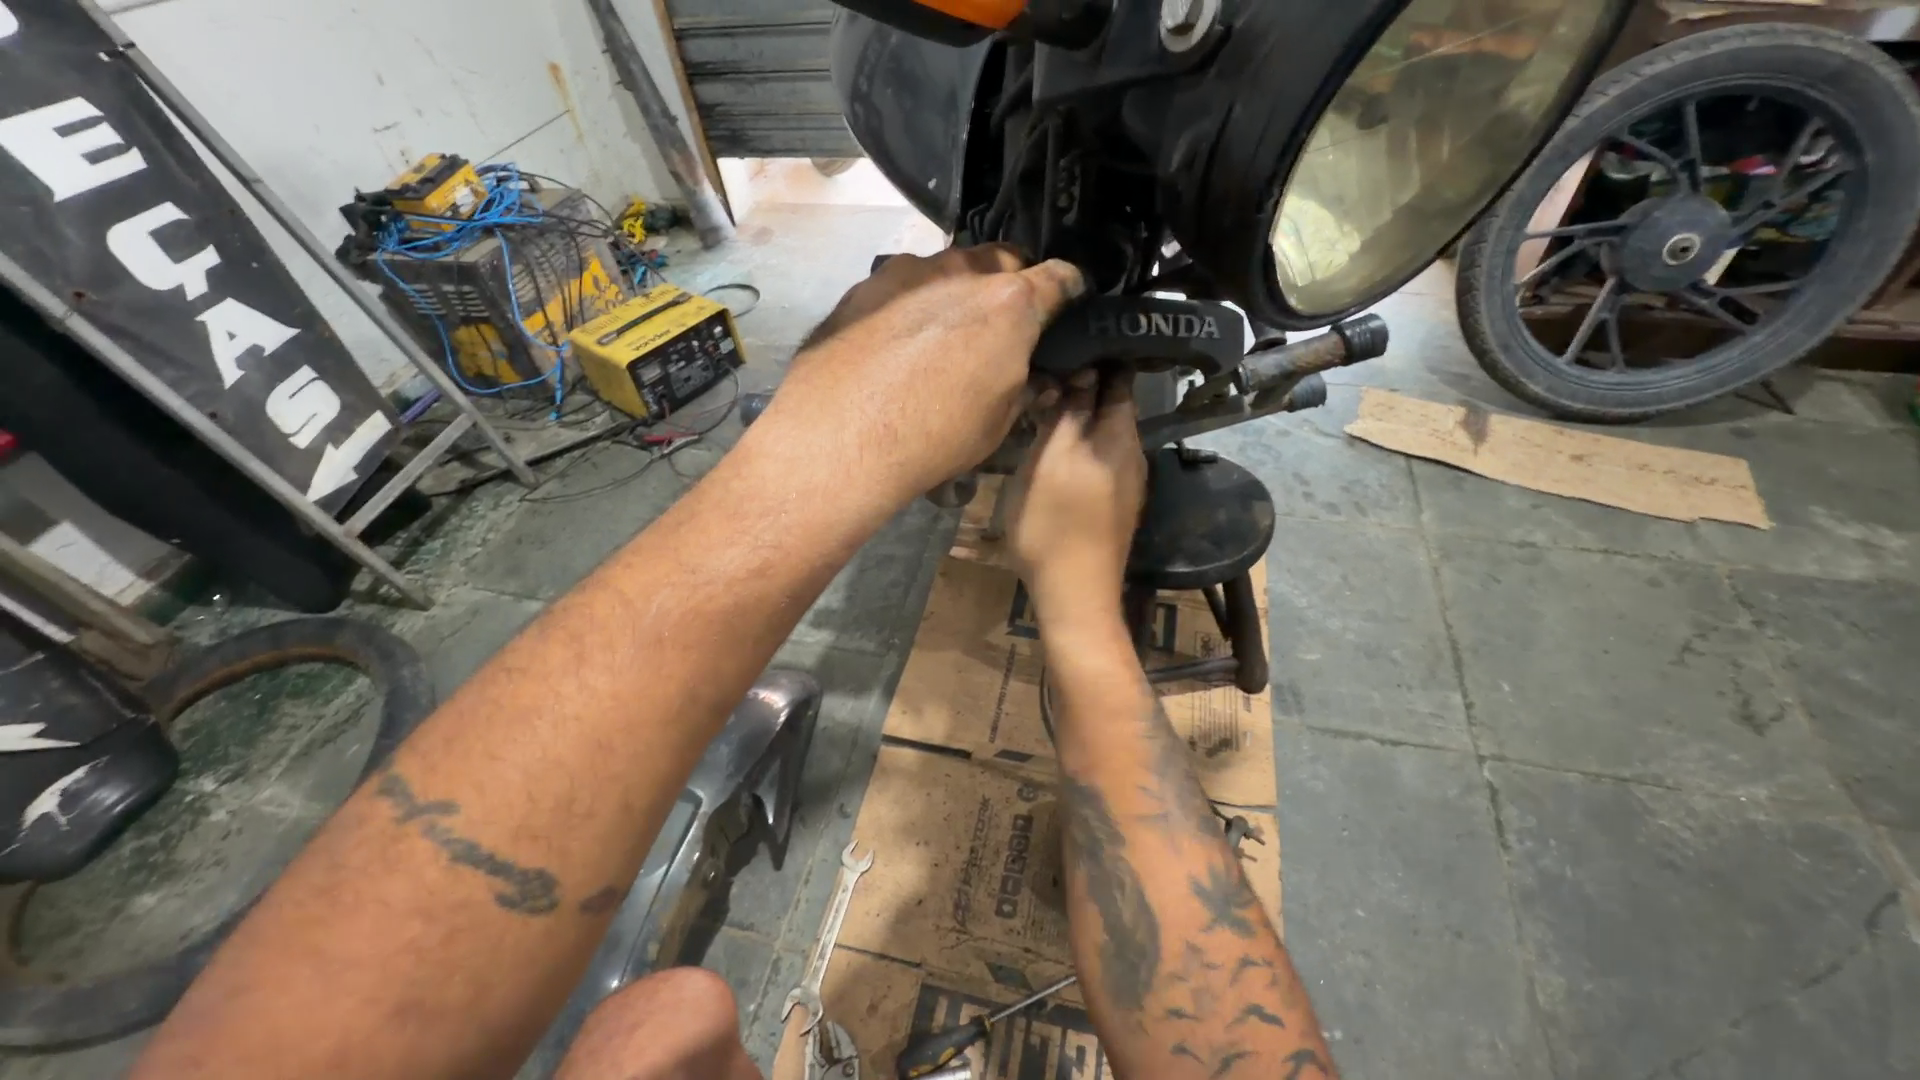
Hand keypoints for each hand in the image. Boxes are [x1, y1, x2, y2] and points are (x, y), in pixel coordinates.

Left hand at [760, 245, 1084, 503]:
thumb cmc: (932, 438)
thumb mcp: (998, 424)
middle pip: (1003, 262)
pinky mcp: (865, 285)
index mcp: (1010, 303)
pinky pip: (904, 285)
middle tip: (999, 330)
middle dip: (1010, 287)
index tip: (1065, 311)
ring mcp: (908, 272)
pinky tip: (898, 343)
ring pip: (950, 269)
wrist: (838, 441)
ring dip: (958, 293)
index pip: (1060, 278)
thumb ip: (1025, 385)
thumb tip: (1037, 375)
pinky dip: (913, 304)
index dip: (1069, 294)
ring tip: (942, 337)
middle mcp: (962, 271)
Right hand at [1007, 369, 1146, 622]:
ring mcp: (1125, 482)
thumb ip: (1069, 412)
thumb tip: (1085, 368)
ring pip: (1103, 433)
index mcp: (1120, 434)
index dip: (1099, 355)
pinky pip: (1098, 458)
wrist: (1075, 595)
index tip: (1071, 339)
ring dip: (1079, 417)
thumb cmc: (1054, 523)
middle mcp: (1132, 453)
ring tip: (1043, 406)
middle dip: (1083, 385)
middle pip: (1111, 405)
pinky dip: (1079, 444)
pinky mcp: (1112, 505)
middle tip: (1045, 372)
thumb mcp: (1050, 459)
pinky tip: (1054, 449)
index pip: (1119, 377)